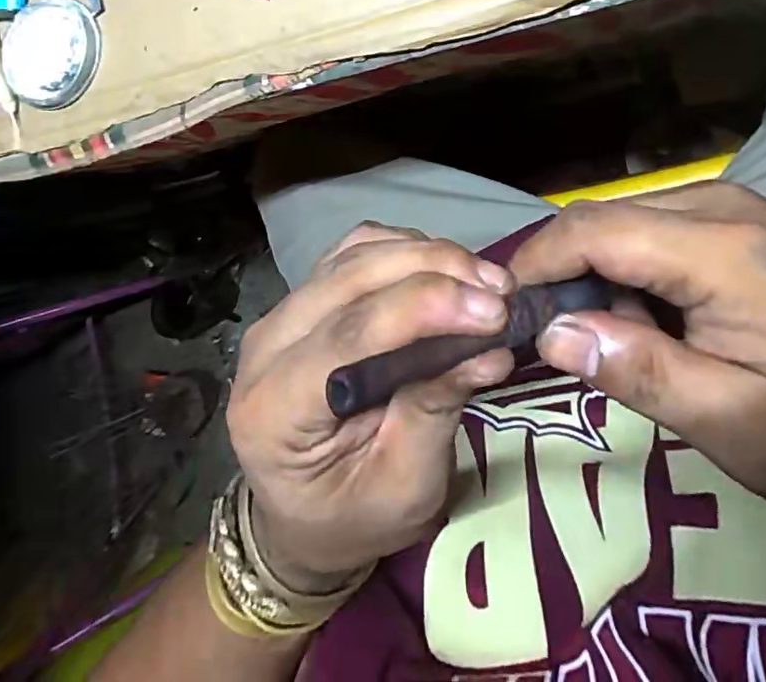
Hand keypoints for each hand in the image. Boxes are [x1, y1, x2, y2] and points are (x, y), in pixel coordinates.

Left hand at [227, 223, 518, 586]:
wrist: (304, 513)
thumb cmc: (351, 516)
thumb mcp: (404, 488)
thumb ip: (435, 412)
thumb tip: (489, 348)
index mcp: (273, 409)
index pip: (346, 337)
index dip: (421, 309)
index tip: (493, 309)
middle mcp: (265, 347)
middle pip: (348, 279)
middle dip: (431, 270)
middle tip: (501, 288)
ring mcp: (280, 314)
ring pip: (352, 254)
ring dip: (423, 254)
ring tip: (484, 281)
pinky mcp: (303, 298)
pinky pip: (354, 252)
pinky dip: (404, 250)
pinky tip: (445, 273)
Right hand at [511, 182, 765, 514]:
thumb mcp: (736, 423)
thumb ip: (638, 371)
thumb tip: (550, 333)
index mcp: (715, 250)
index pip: (589, 232)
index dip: (534, 266)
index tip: (505, 315)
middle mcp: (716, 206)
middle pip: (598, 220)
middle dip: (562, 274)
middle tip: (565, 343)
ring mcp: (730, 206)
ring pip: (620, 223)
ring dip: (597, 276)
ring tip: (622, 341)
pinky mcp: (737, 220)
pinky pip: (650, 229)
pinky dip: (628, 270)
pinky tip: (657, 320)